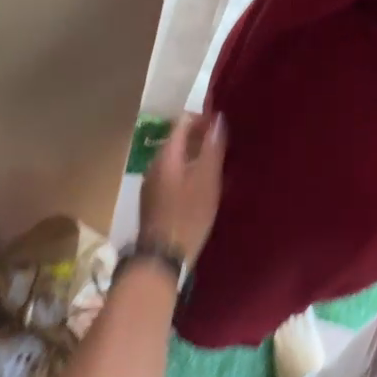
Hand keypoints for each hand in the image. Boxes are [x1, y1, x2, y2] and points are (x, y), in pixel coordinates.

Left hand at [139, 113, 226, 261]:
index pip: (183, 122)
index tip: (223, 124)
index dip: (203, 118)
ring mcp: (151, 183)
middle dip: (200, 137)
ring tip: (217, 163)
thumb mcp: (207, 179)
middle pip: (178, 140)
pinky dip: (188, 171)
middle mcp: (154, 163)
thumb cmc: (188, 214)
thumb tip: (218, 118)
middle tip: (225, 143)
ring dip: (195, 156)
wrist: (162, 257)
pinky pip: (172, 175)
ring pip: (175, 159)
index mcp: (167, 154)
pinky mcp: (153, 200)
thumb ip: (212, 147)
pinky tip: (201, 185)